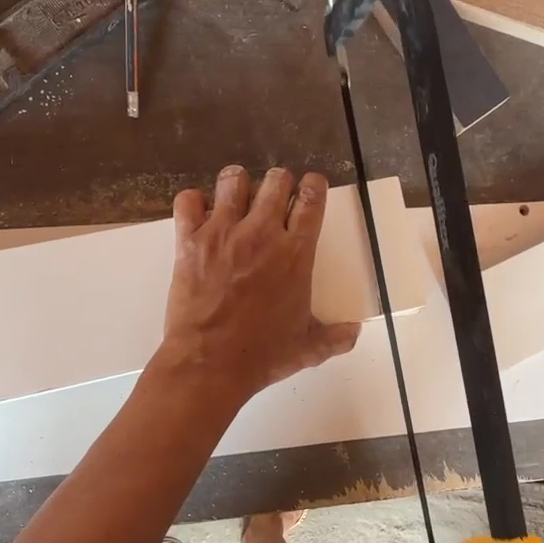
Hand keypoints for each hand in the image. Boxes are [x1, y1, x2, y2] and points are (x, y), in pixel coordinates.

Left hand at [153, 166, 360, 407]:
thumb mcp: (307, 349)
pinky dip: (193, 203)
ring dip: (238, 185)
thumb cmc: (262, 355)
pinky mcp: (189, 241)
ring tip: (237, 199)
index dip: (313, 188)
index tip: (311, 189)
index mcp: (295, 253)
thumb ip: (335, 338)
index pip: (311, 200)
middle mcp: (261, 233)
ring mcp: (223, 232)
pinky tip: (199, 215)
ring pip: (233, 180)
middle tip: (275, 198)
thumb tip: (355, 332)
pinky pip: (188, 201)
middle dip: (279, 183)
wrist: (210, 362)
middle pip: (276, 181)